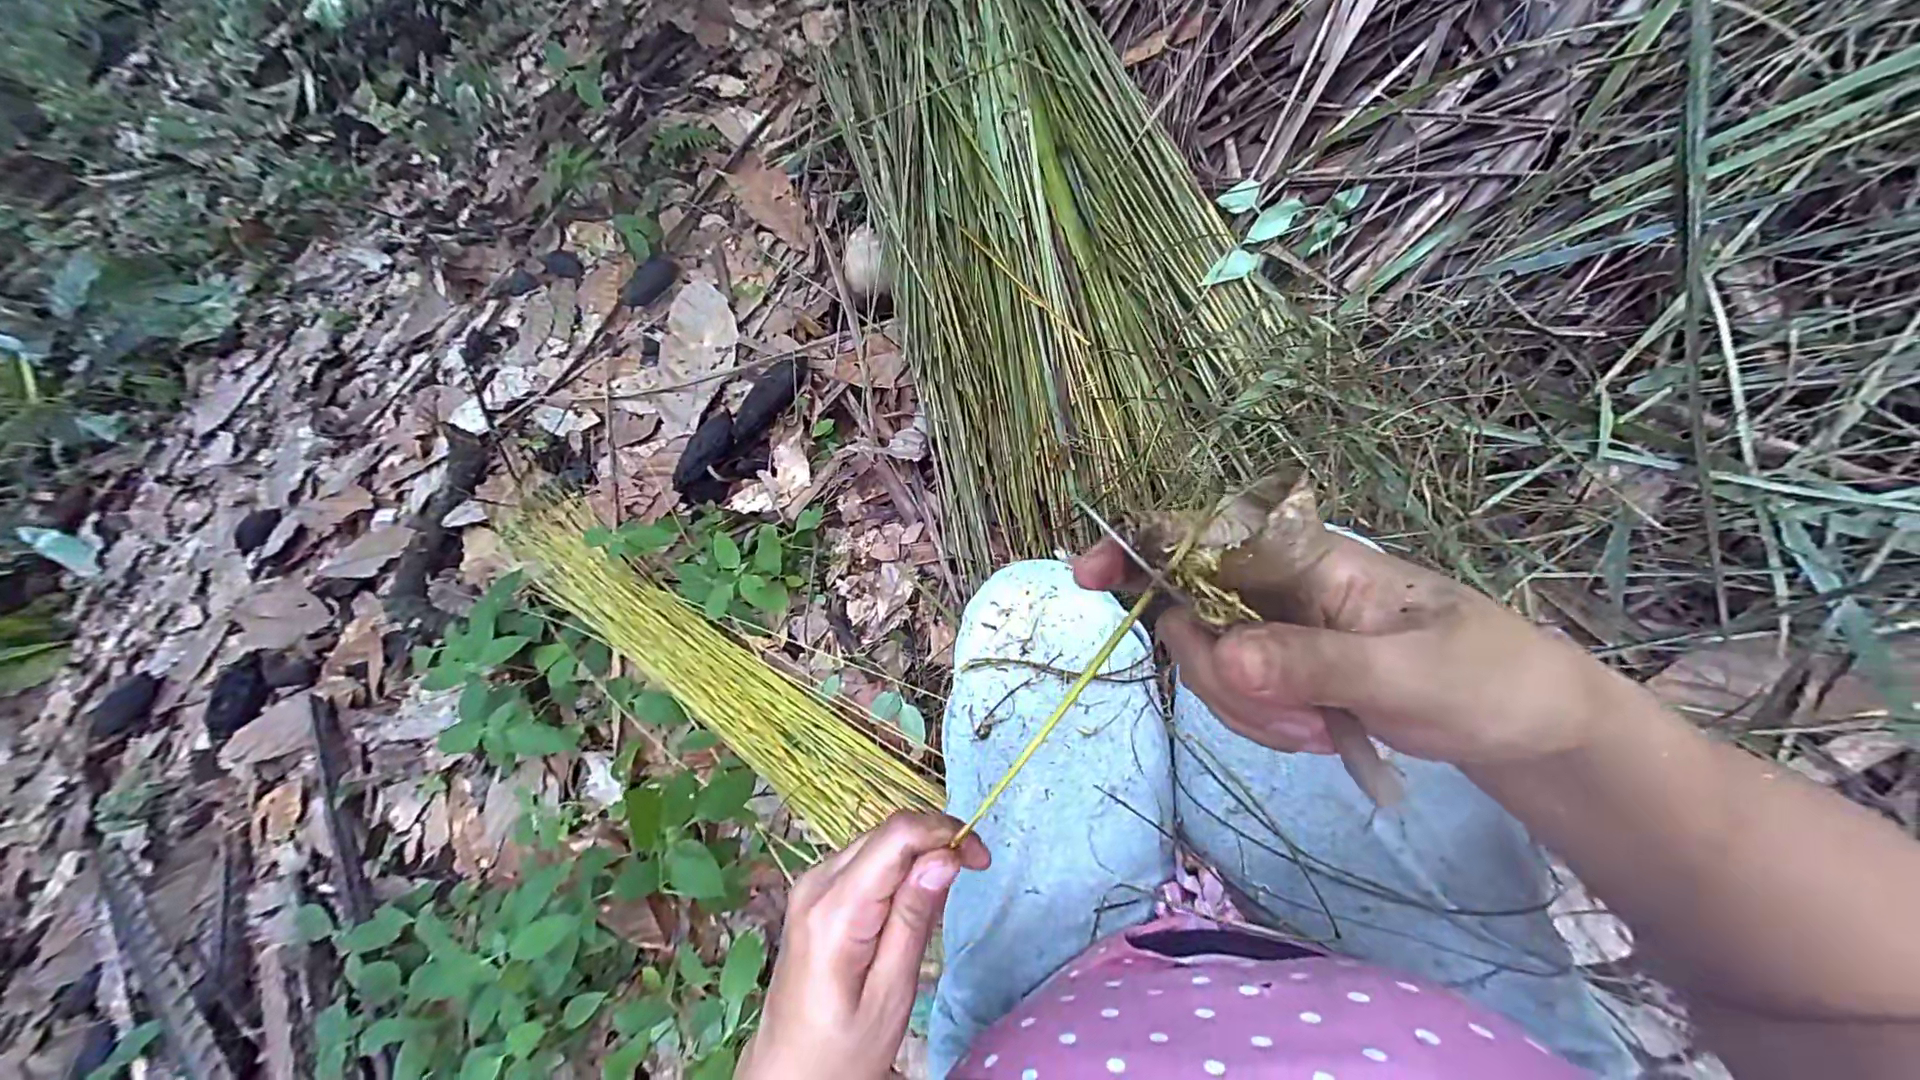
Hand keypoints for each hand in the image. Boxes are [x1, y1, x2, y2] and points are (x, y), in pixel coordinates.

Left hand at [738, 812, 990, 1079]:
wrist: (787, 1074)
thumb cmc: (843, 1050)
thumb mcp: (890, 993)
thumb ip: (915, 918)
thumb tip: (945, 856)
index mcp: (834, 909)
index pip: (896, 836)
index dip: (944, 833)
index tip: (980, 859)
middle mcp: (817, 881)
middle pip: (888, 833)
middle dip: (937, 841)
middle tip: (973, 870)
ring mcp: (813, 881)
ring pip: (880, 839)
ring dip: (919, 851)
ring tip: (943, 892)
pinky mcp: (817, 888)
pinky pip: (867, 857)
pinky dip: (899, 864)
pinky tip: (912, 896)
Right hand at [1073, 533, 1620, 764]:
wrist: (1525, 723)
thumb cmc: (1485, 675)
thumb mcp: (1411, 673)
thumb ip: (1316, 663)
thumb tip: (1225, 659)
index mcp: (1302, 554)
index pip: (1200, 533)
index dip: (1135, 544)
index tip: (1088, 573)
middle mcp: (1271, 581)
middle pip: (1187, 613)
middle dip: (1220, 674)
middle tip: (1290, 719)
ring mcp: (1268, 625)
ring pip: (1203, 660)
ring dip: (1245, 708)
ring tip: (1321, 732)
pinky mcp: (1272, 665)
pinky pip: (1228, 691)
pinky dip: (1256, 722)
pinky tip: (1314, 733)